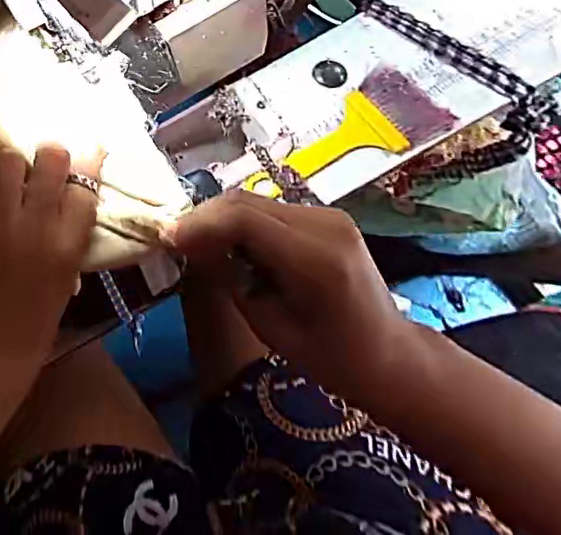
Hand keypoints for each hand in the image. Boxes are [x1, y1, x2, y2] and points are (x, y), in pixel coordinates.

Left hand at [0, 138, 98, 453]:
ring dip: (11, 159)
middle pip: (51, 160)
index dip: (88, 166)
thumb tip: (67, 204)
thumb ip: (67, 241)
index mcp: (67, 246)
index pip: (85, 187)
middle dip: (52, 154)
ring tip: (7, 168)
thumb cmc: (28, 336)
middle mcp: (35, 225)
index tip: (87, 155)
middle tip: (45, 161)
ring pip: (8, 160)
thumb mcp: (63, 286)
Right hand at [170, 191, 431, 404]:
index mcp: (316, 260)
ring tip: (197, 243)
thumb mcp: (271, 327)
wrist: (391, 356)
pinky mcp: (326, 215)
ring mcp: (329, 214)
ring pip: (256, 201)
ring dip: (222, 218)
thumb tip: (190, 244)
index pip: (245, 219)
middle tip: (175, 239)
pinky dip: (244, 222)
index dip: (200, 224)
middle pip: (248, 202)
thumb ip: (230, 279)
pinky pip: (272, 210)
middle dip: (205, 217)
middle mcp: (325, 224)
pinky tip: (231, 244)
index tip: (168, 239)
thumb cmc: (333, 359)